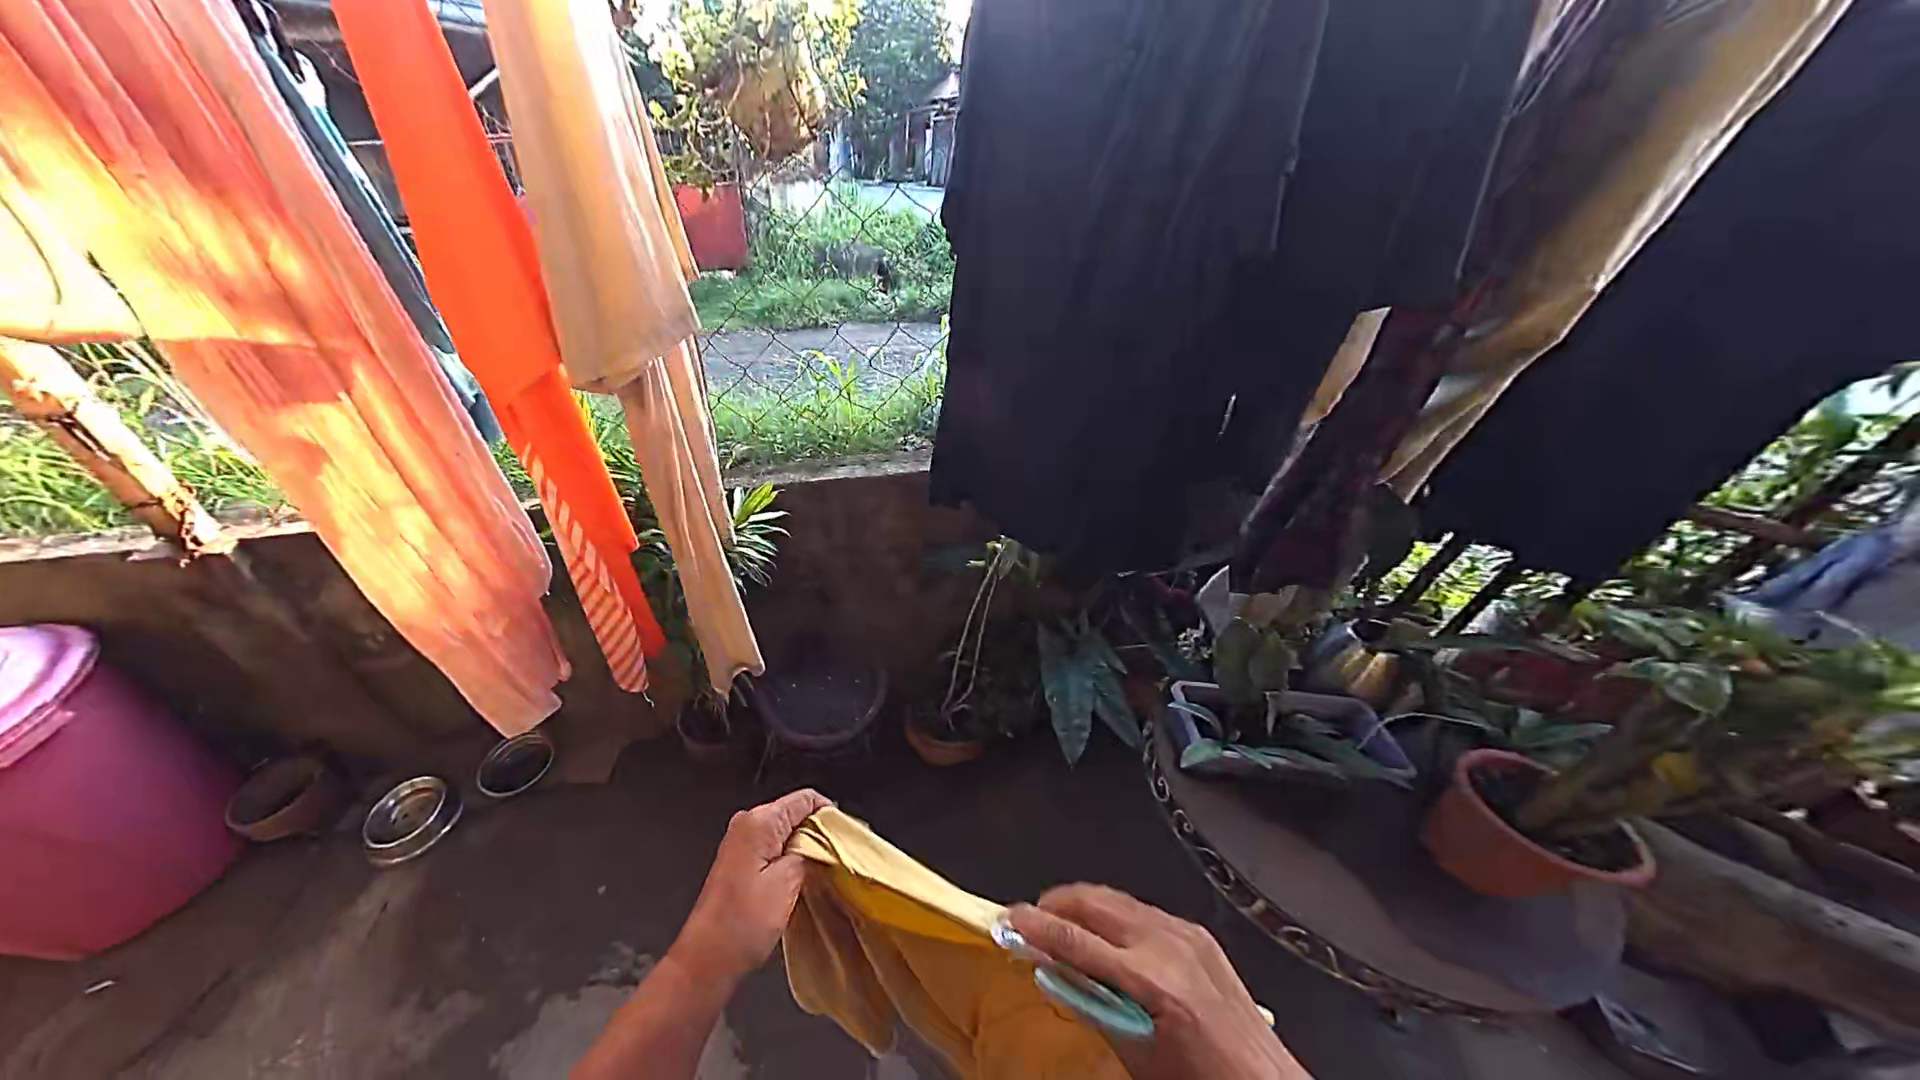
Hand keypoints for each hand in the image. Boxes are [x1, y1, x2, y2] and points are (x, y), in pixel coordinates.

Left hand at [668, 788, 831, 985]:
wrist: (705, 964)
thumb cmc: (743, 924)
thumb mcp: (789, 882)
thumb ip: (811, 851)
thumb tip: (825, 841)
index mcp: (758, 821)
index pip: (807, 799)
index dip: (831, 815)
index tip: (848, 838)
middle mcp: (747, 824)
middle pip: (797, 813)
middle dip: (819, 833)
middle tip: (839, 859)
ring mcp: (741, 842)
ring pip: (787, 832)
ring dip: (806, 849)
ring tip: (822, 873)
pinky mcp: (739, 861)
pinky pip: (775, 847)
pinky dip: (791, 860)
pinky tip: (800, 882)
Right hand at [1009, 885, 1308, 1079]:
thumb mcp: (1135, 1055)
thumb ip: (1091, 1003)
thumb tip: (1050, 967)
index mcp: (1151, 981)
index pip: (1076, 941)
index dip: (1036, 927)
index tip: (1008, 918)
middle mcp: (1167, 944)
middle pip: (1094, 902)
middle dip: (1056, 904)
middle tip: (1031, 920)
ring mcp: (1185, 932)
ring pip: (1115, 899)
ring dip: (1083, 906)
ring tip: (1062, 924)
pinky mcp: (1196, 931)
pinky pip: (1142, 911)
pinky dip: (1114, 915)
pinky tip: (1107, 935)